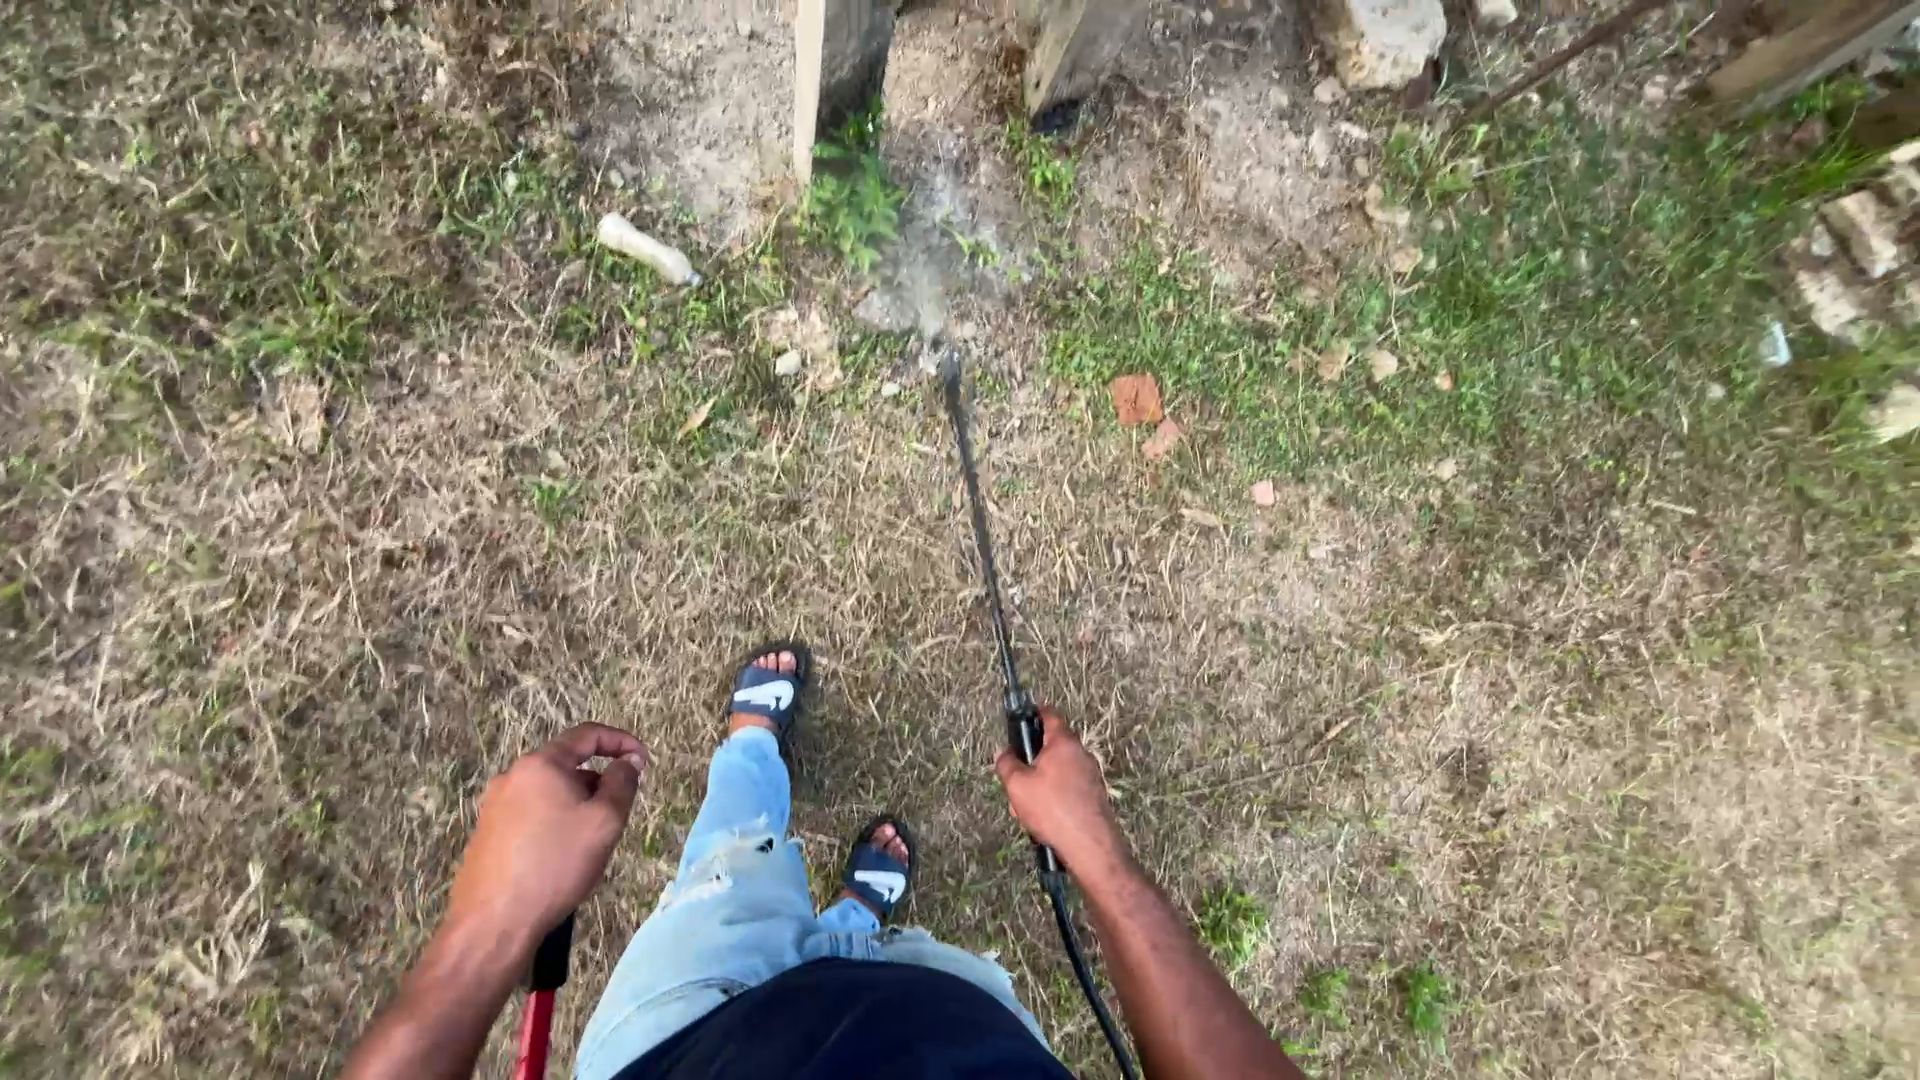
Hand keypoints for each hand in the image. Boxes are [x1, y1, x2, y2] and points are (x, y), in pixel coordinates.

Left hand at [445, 723, 647, 949]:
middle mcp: (511, 778)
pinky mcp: (486, 836)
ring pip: (551, 793)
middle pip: (568, 766)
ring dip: (578, 806)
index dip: (621, 741)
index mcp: (540, 765)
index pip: (587, 734)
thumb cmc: (555, 864)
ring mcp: (493, 808)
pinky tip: (561, 859)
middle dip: (599, 783)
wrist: (492, 926)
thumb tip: (628, 761)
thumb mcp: (605, 820)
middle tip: (617, 815)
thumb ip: (623, 782)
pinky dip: (555, 823)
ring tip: (590, 844)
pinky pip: (532, 815)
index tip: (642, 761)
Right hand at [994, 707, 1130, 879]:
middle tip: (1017, 777)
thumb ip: (1006, 764)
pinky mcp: (1095, 795)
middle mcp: (1081, 753)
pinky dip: (1055, 796)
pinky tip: (1044, 819)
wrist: (1089, 845)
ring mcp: (1091, 774)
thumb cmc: (1053, 809)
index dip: (1033, 712)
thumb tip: (1003, 753)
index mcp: (1063, 742)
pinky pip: (1068, 787)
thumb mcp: (1017, 785)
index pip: (1048, 714)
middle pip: (1051, 746)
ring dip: (1041, 782)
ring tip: (1027, 807)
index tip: (1022, 716)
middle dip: (1032, 760)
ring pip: (1058, 770)